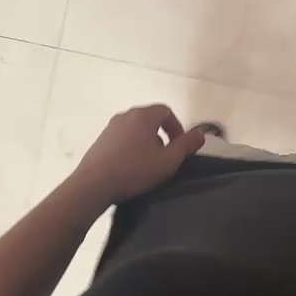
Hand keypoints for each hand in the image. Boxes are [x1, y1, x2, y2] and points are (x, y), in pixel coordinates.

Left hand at [68, 104, 206, 205]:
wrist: (94, 184)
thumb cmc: (135, 170)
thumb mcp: (167, 161)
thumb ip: (186, 145)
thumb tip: (201, 133)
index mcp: (143, 116)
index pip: (166, 111)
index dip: (176, 126)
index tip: (179, 146)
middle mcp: (126, 115)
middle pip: (149, 118)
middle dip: (161, 134)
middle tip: (165, 155)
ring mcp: (110, 127)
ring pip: (135, 129)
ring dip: (145, 141)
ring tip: (148, 163)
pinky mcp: (100, 140)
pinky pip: (121, 138)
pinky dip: (130, 147)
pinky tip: (130, 167)